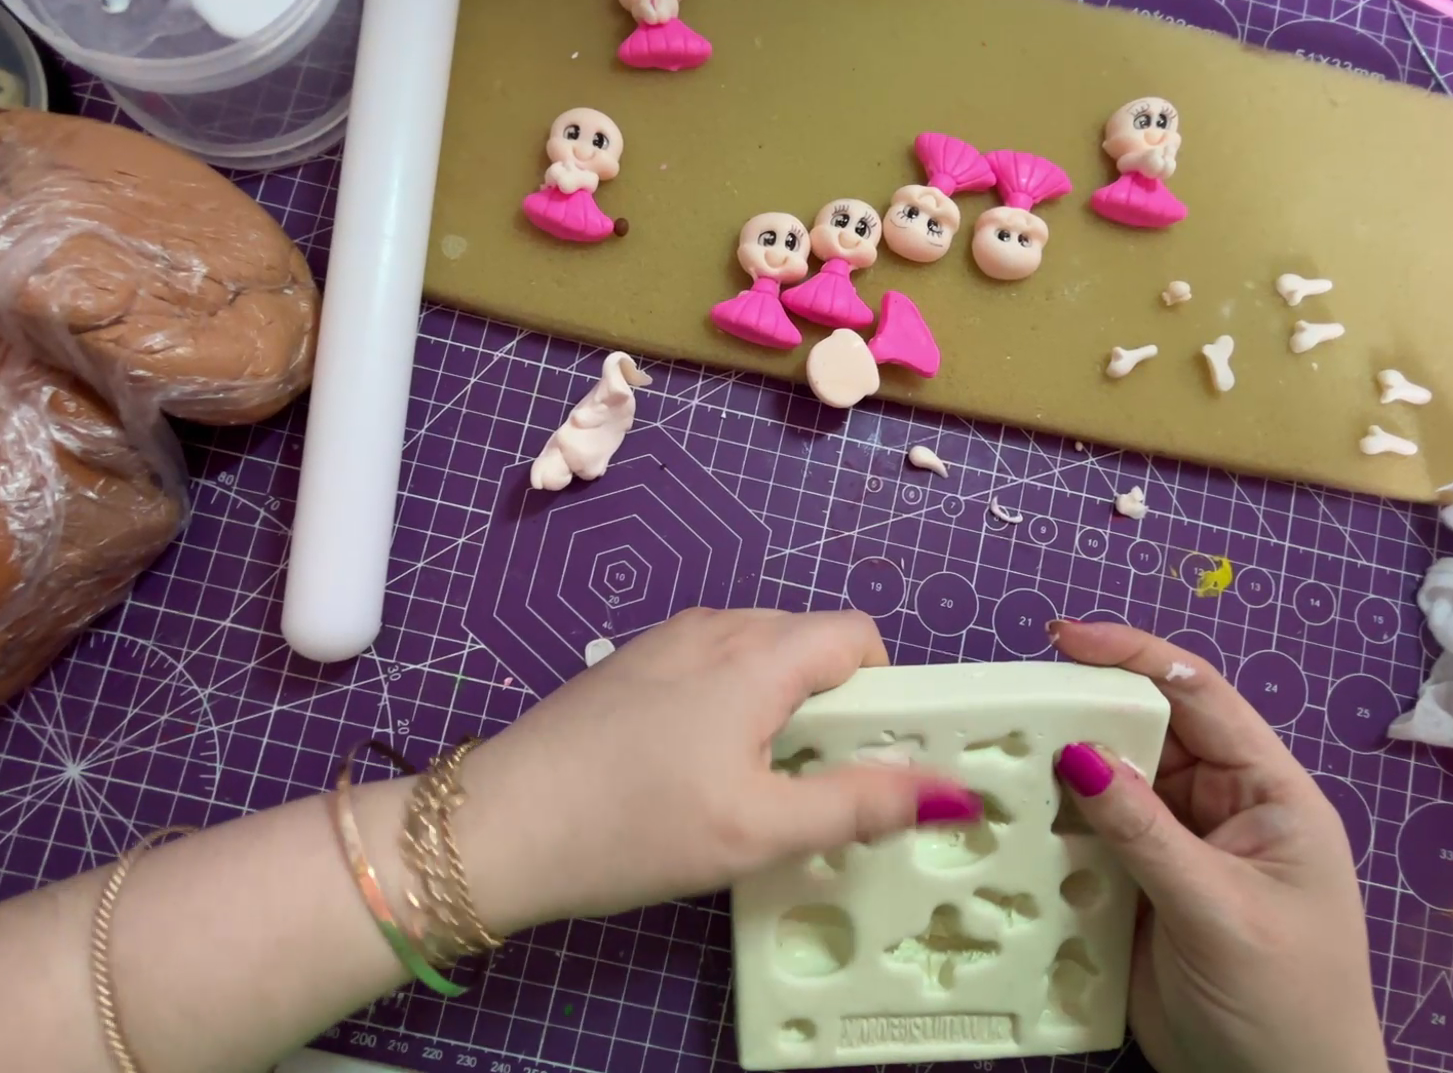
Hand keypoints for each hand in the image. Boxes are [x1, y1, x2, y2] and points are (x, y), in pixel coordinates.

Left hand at [454, 609, 978, 932]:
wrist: (502, 821)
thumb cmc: (639, 824)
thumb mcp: (760, 828)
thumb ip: (859, 804)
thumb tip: (949, 790)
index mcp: (757, 652)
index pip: (857, 636)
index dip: (881, 689)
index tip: (865, 751)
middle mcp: (717, 624)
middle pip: (809, 642)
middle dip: (831, 702)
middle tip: (809, 777)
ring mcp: (669, 637)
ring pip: (759, 652)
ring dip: (779, 702)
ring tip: (751, 774)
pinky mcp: (636, 659)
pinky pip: (713, 662)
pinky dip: (732, 698)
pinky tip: (694, 758)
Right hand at [1049, 621, 1387, 1072]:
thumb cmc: (1282, 1008)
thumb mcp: (1218, 911)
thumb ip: (1146, 830)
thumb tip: (1076, 751)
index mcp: (1266, 792)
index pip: (1200, 696)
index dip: (1135, 657)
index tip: (1066, 639)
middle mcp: (1214, 800)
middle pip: (1144, 726)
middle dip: (1086, 704)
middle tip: (1016, 696)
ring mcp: (1169, 836)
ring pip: (1107, 771)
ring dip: (1059, 756)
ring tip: (1000, 740)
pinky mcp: (1129, 869)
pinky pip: (1084, 820)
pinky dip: (1049, 807)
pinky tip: (1011, 799)